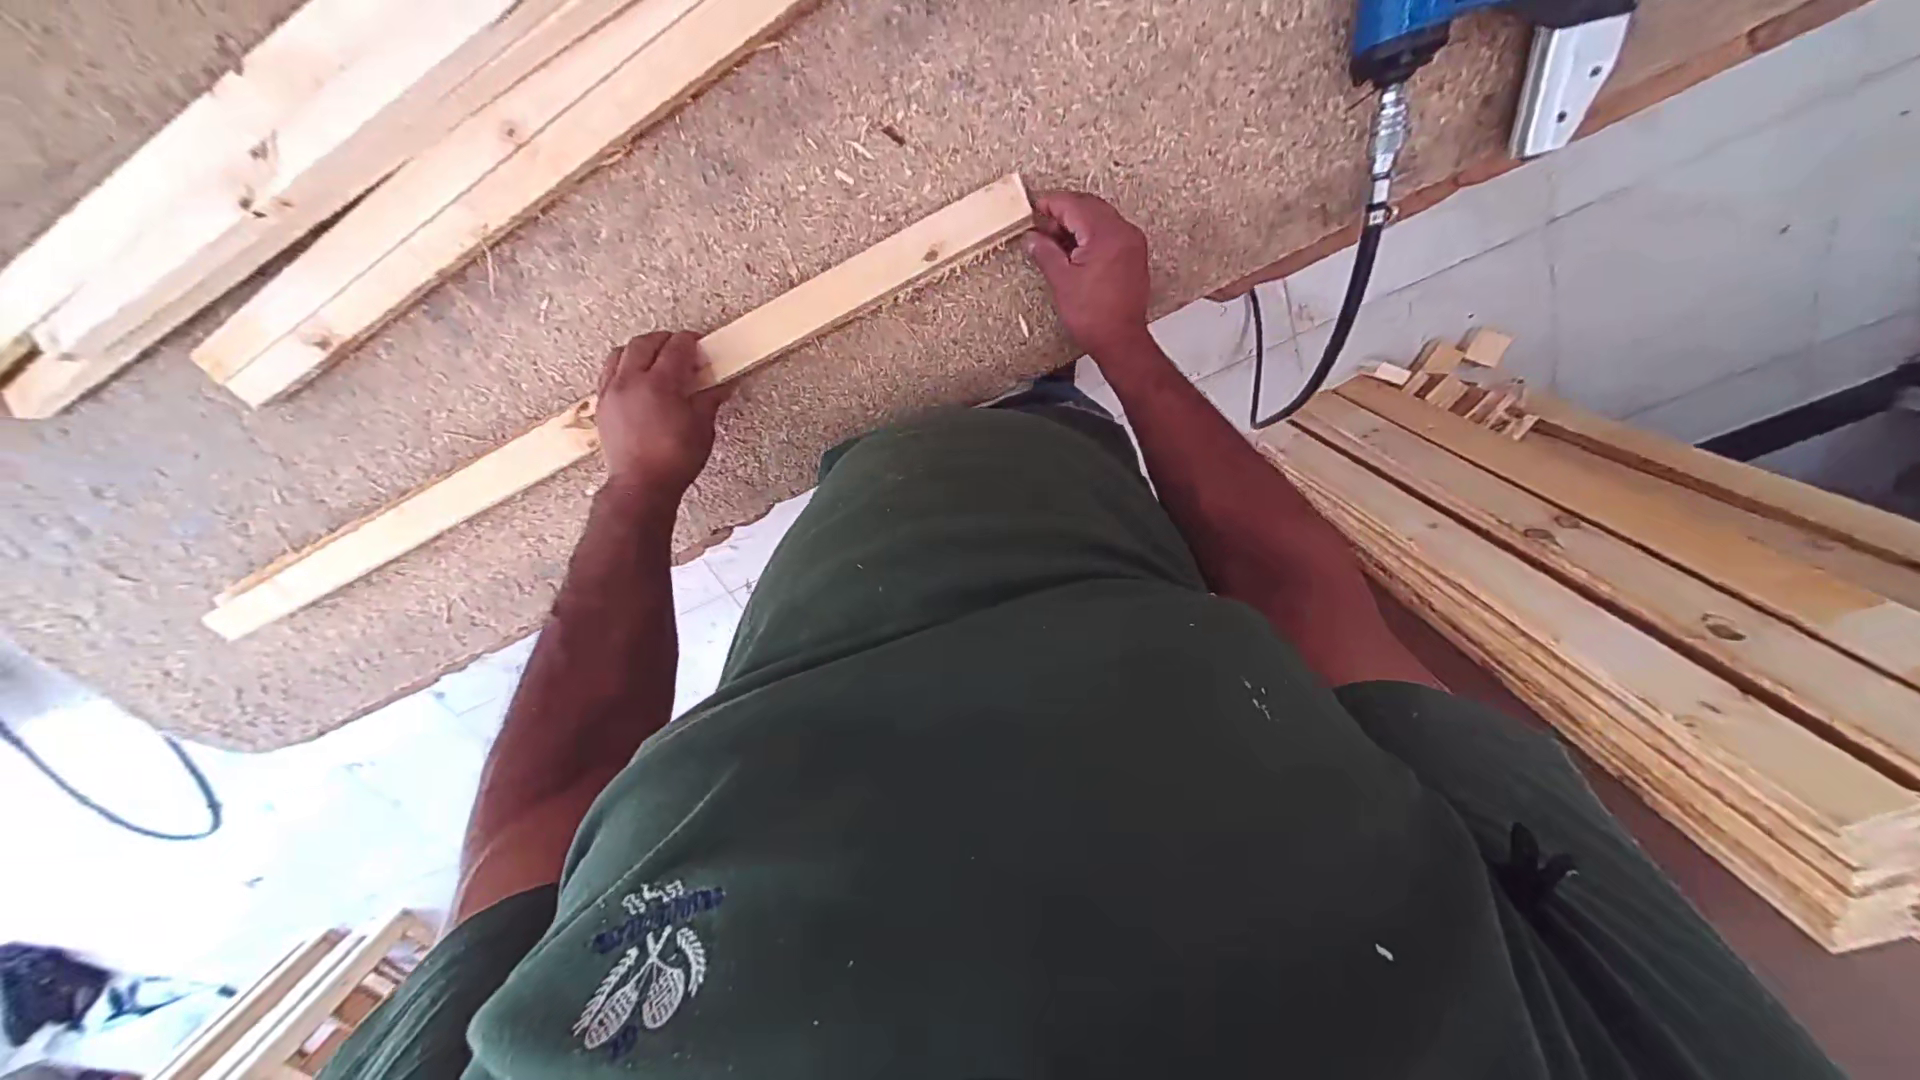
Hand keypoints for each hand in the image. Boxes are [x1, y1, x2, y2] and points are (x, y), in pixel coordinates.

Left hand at [594, 331, 729, 499]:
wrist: (642, 484)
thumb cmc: (673, 460)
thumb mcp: (702, 428)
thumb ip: (709, 400)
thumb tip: (721, 387)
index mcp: (660, 384)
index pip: (676, 347)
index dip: (691, 341)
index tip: (699, 343)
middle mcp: (632, 381)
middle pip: (645, 343)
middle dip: (665, 339)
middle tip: (681, 346)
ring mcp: (612, 391)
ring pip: (621, 352)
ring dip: (640, 348)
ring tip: (655, 357)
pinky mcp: (602, 404)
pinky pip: (608, 371)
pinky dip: (623, 365)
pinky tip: (635, 376)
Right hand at [1023, 190, 1153, 356]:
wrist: (1120, 340)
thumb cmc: (1095, 317)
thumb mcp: (1061, 281)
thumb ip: (1045, 253)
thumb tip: (1033, 238)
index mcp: (1105, 234)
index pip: (1074, 205)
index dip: (1051, 204)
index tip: (1035, 207)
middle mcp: (1123, 232)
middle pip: (1089, 207)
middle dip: (1063, 213)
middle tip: (1041, 226)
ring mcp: (1131, 243)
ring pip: (1100, 219)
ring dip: (1076, 224)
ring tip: (1054, 242)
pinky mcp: (1133, 256)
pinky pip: (1110, 233)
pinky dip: (1090, 235)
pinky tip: (1074, 250)